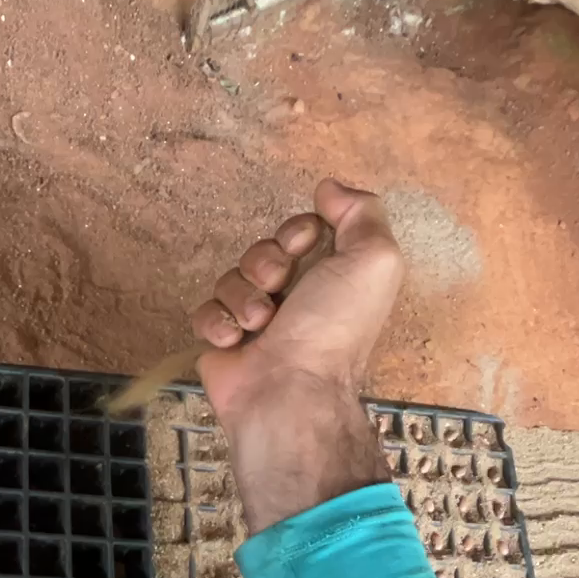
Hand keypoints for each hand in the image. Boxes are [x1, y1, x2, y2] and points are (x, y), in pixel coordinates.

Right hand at [190, 179, 404, 531]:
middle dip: (265, 263)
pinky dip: (218, 323)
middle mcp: (292, 296)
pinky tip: (235, 343)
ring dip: (243, 298)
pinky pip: (205, 311)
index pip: (299, 229)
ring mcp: (252, 320)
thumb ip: (361, 212)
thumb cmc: (333, 327)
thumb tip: (329, 188)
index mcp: (329, 276)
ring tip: (260, 326)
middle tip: (278, 289)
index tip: (303, 245)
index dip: (295, 231)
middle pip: (261, 250)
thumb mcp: (373, 260)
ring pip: (229, 278)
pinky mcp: (220, 341)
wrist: (288, 389)